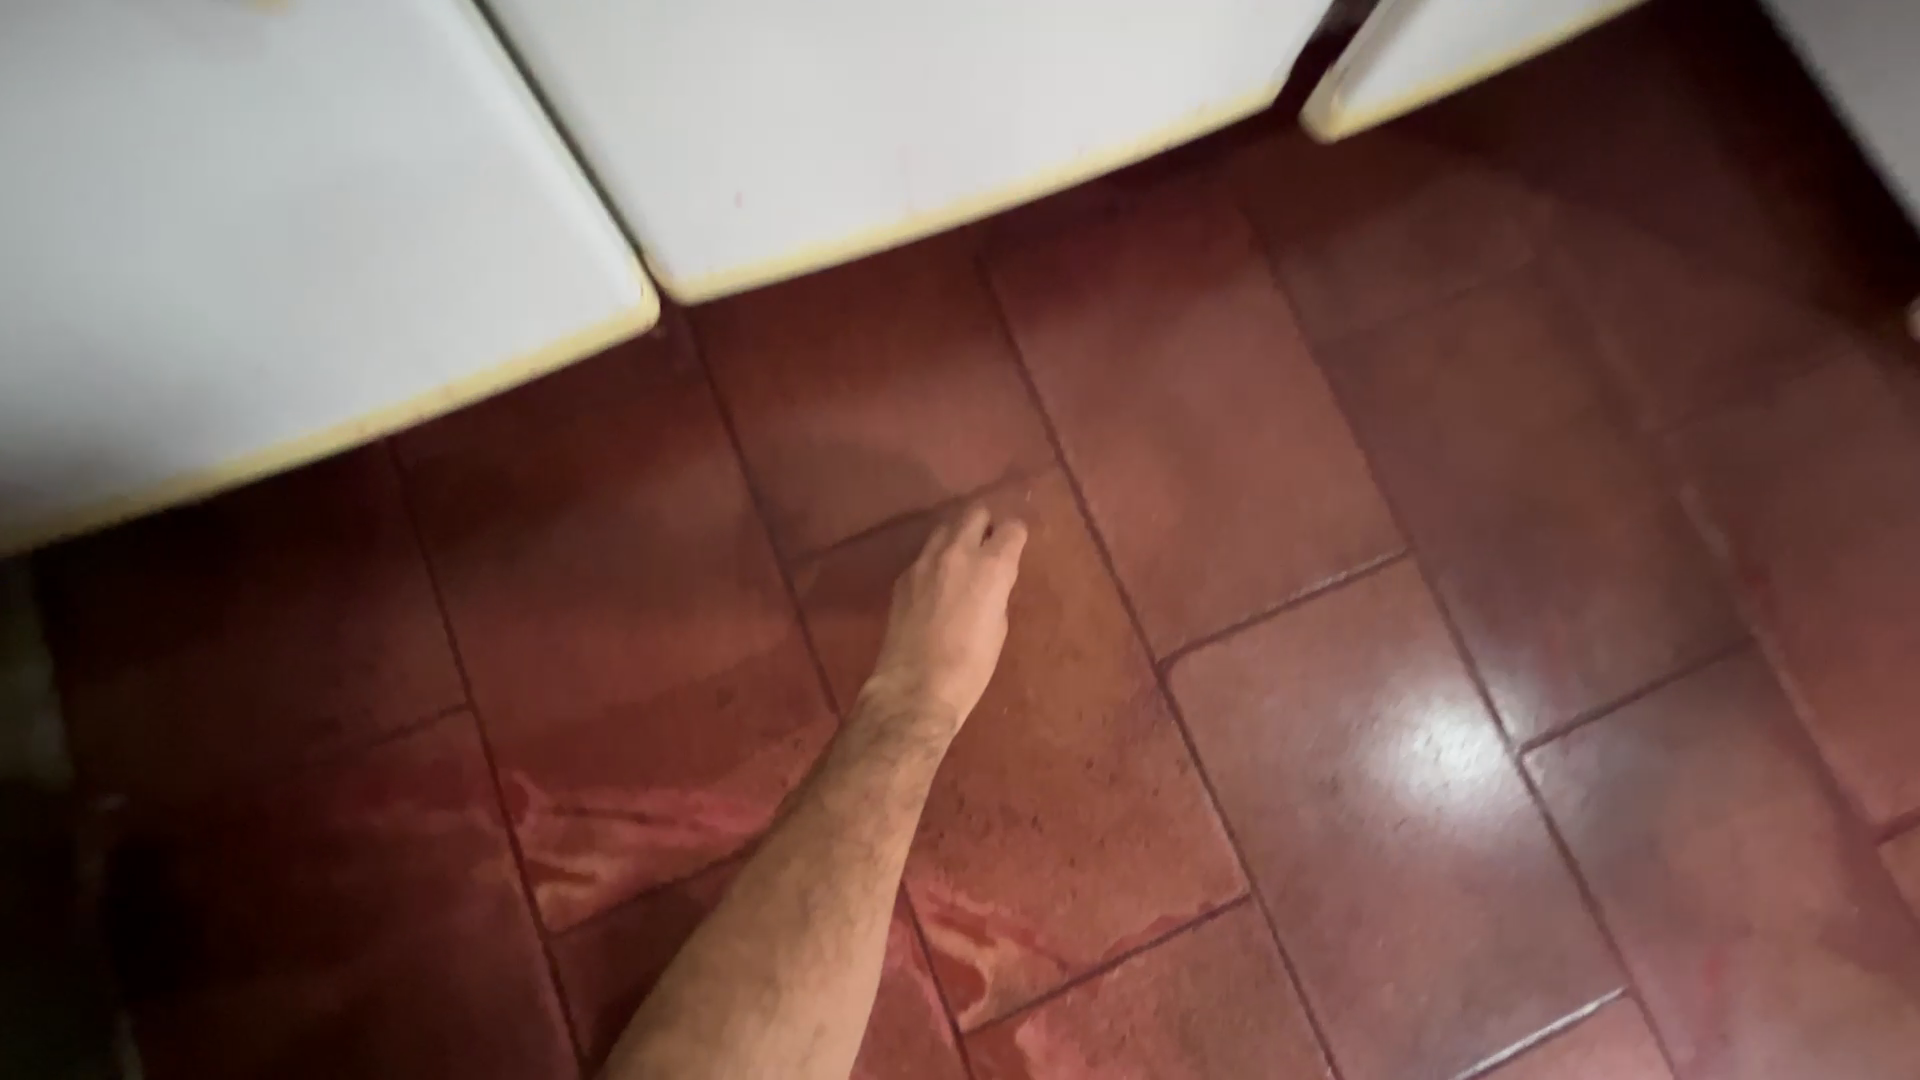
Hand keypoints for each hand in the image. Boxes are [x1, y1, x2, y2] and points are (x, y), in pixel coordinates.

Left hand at [859, 503, 1026, 740]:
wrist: (915, 687)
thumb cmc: (970, 667)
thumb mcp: (998, 627)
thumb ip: (997, 592)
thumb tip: (991, 582)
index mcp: (992, 566)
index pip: (1012, 528)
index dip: (1016, 536)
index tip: (1015, 548)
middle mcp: (958, 552)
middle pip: (975, 512)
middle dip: (985, 524)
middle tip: (988, 545)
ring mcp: (925, 561)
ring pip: (945, 528)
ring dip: (957, 537)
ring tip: (961, 560)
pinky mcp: (903, 576)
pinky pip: (924, 555)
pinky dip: (935, 560)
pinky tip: (936, 585)